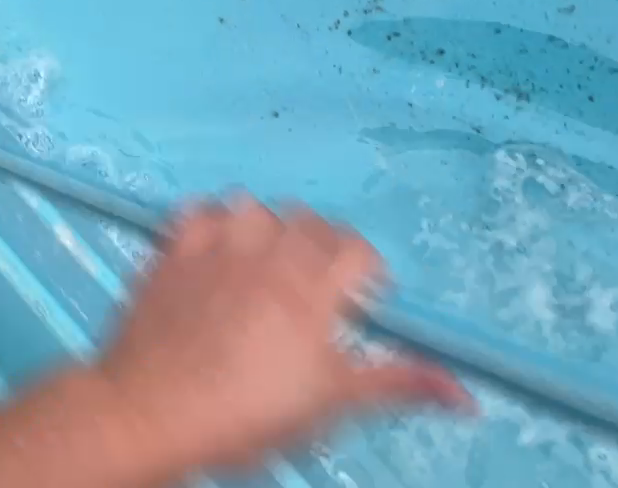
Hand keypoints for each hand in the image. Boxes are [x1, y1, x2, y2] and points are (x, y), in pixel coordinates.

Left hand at [96, 195, 472, 476]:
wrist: (154, 405)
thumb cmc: (247, 413)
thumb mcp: (330, 403)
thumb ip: (394, 382)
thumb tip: (464, 393)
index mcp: (309, 295)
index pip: (353, 247)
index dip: (365, 265)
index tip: (360, 292)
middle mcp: (260, 260)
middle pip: (303, 219)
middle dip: (319, 241)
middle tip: (316, 276)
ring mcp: (208, 250)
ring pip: (247, 205)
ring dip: (263, 223)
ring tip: (265, 257)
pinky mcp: (167, 250)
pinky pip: (194, 210)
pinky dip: (210, 218)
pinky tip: (215, 245)